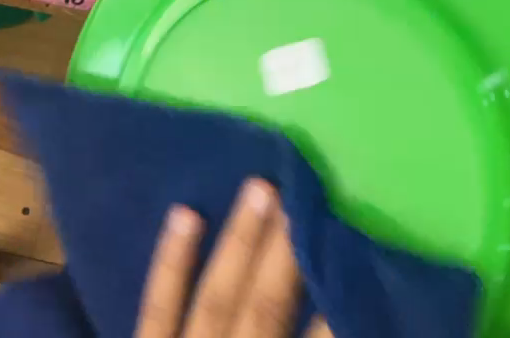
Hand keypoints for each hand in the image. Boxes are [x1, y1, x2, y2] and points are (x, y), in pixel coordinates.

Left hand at [136, 179, 330, 337]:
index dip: (334, 308)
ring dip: (240, 241)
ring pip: (217, 298)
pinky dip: (172, 259)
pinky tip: (184, 212)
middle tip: (306, 199)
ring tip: (261, 187)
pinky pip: (156, 305)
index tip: (353, 253)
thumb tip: (332, 310)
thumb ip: (298, 335)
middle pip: (265, 309)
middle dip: (285, 255)